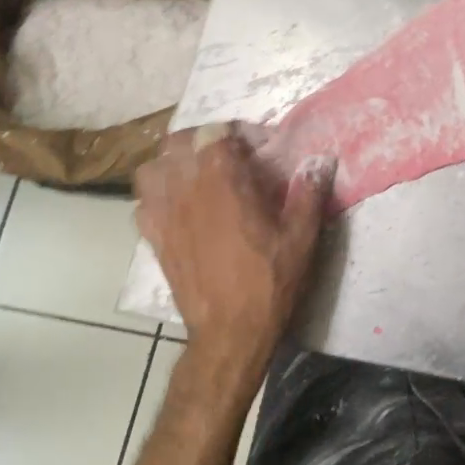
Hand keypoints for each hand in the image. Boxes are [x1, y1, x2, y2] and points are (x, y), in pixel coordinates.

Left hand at [134, 125, 334, 352]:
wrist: (231, 332)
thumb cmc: (270, 282)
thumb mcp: (302, 236)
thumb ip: (309, 193)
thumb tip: (321, 160)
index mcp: (223, 183)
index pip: (215, 132)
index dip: (238, 132)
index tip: (260, 147)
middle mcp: (187, 191)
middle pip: (178, 142)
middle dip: (204, 139)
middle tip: (230, 153)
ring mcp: (164, 216)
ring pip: (152, 168)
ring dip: (173, 162)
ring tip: (198, 173)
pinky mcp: (155, 240)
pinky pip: (143, 202)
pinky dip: (157, 195)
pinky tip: (179, 206)